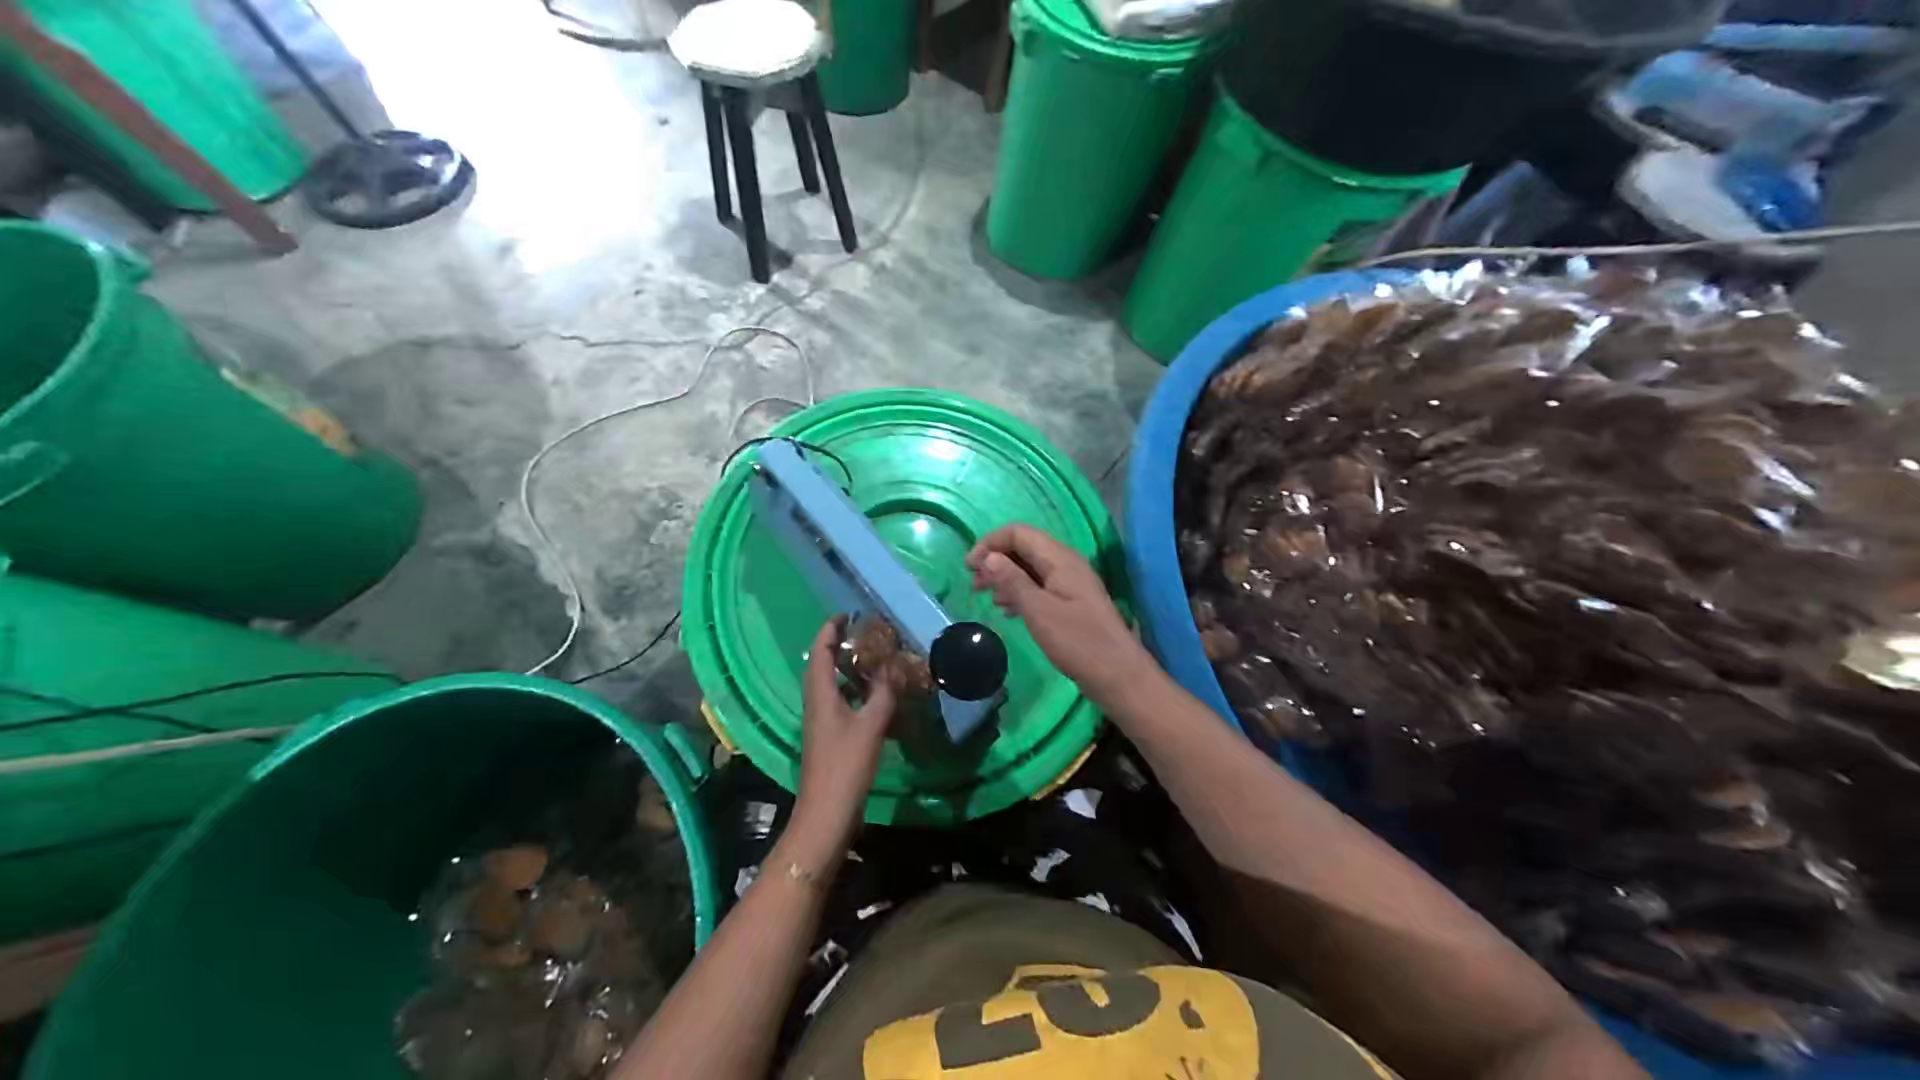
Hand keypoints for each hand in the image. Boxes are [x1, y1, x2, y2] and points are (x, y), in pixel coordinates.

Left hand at [794, 617, 896, 840]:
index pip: (821, 650)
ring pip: (833, 684)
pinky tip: (878, 696)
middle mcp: (816, 702)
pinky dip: (857, 692)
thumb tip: (896, 667)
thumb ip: (884, 693)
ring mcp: (822, 721)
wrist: (826, 813)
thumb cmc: (845, 765)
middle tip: (870, 634)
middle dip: (842, 645)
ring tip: (877, 659)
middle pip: (824, 664)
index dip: (831, 628)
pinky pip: (842, 702)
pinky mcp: (830, 736)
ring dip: (851, 669)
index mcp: (820, 693)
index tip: (850, 613)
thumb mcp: (871, 725)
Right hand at [965, 524, 1155, 706]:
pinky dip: (1019, 591)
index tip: (968, 568)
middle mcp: (1066, 562)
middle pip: (1024, 547)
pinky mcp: (1071, 601)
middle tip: (975, 585)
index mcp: (1059, 558)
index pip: (1018, 532)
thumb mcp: (1038, 611)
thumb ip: (1012, 580)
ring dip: (1005, 577)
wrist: (1117, 674)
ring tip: (988, 598)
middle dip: (996, 559)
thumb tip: (988, 557)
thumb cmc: (1077, 641)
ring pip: (1030, 567)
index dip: (990, 543)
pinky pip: (1039, 585)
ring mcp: (1070, 582)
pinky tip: (1008, 610)